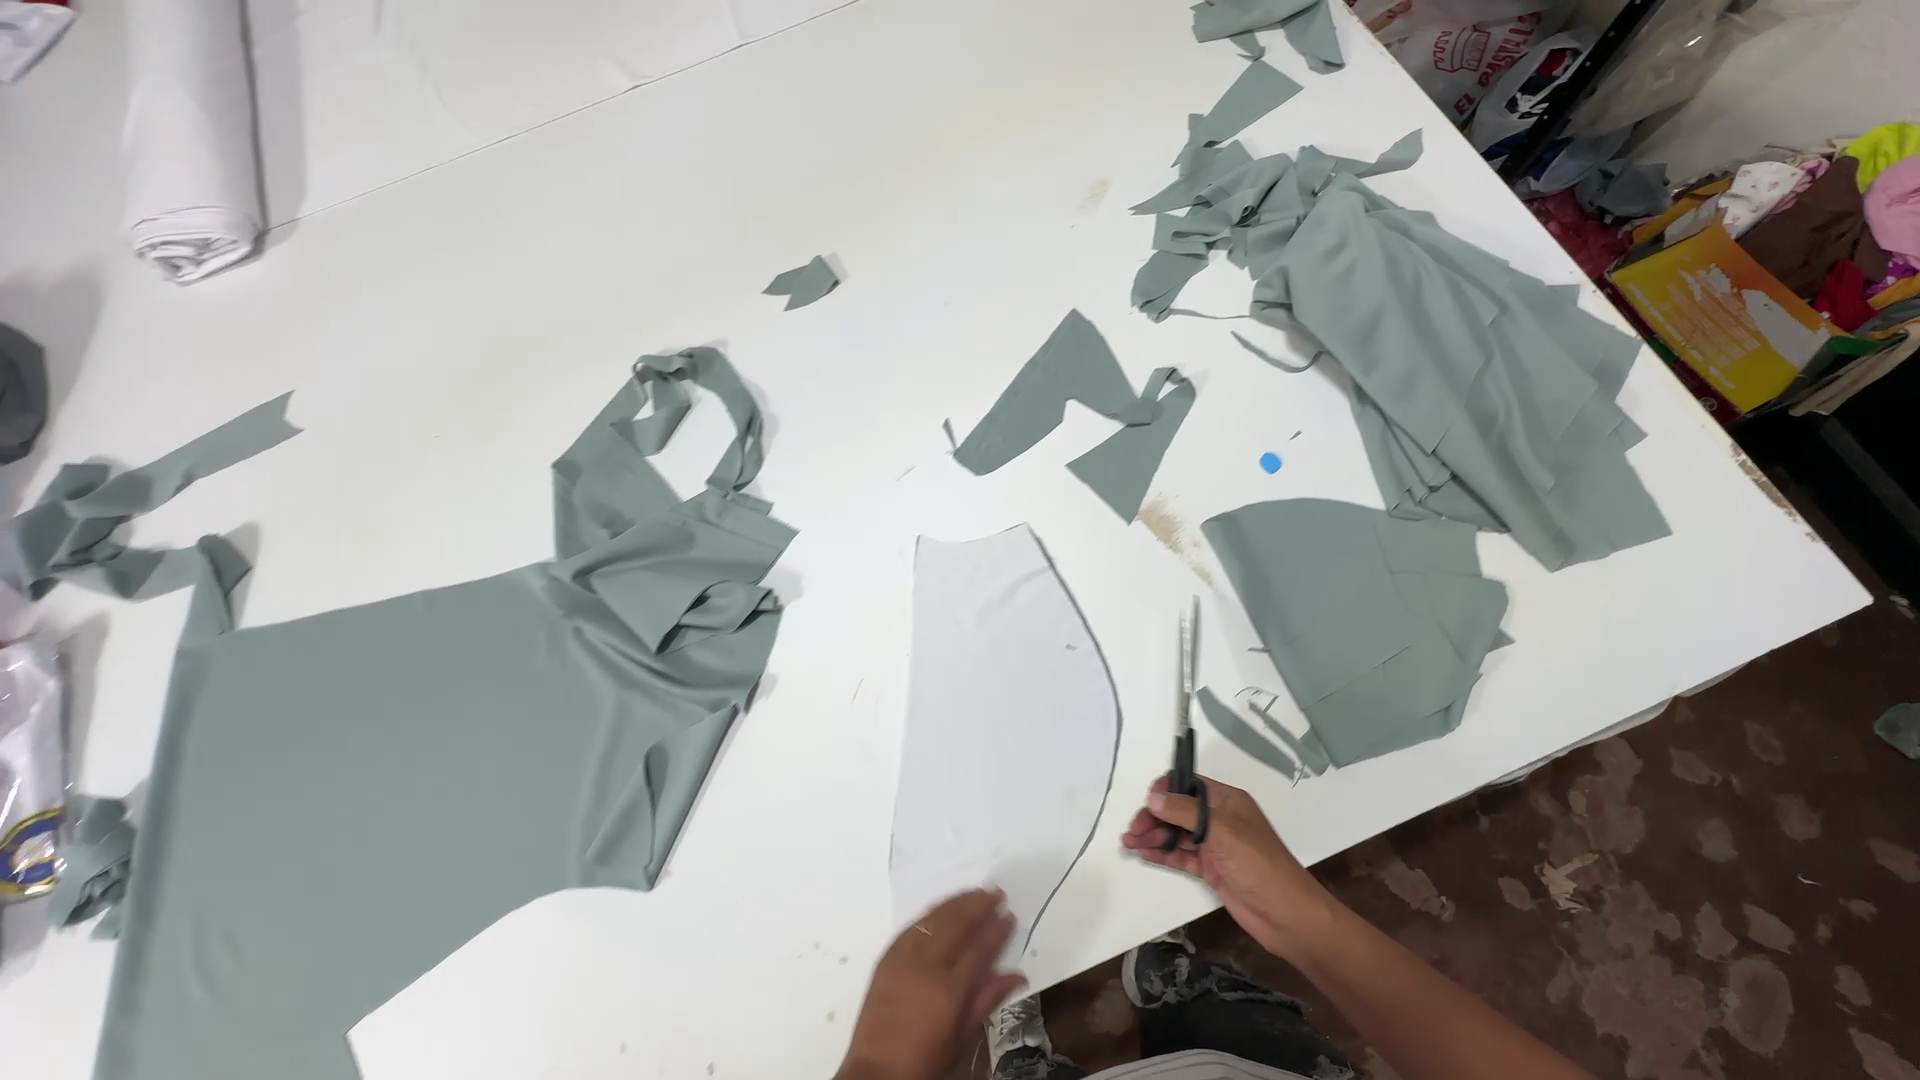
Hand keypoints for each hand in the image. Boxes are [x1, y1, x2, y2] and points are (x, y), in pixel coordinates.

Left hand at [835, 888, 1027, 1079]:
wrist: (877, 1072)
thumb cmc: (925, 1061)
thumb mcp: (962, 1037)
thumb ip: (987, 999)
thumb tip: (1018, 974)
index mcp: (948, 989)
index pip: (978, 949)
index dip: (996, 930)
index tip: (1009, 915)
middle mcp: (925, 966)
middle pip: (956, 925)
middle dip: (978, 906)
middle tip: (996, 892)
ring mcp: (903, 959)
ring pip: (933, 920)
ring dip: (955, 903)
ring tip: (974, 892)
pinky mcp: (886, 959)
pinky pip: (911, 927)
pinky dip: (930, 914)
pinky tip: (942, 908)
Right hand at [1121, 774, 1335, 960]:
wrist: (1287, 916)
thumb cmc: (1259, 865)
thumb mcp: (1222, 832)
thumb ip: (1185, 812)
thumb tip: (1153, 797)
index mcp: (1227, 801)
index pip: (1189, 785)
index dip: (1165, 790)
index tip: (1146, 804)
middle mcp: (1219, 819)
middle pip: (1178, 810)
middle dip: (1153, 816)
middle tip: (1132, 831)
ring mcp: (1215, 846)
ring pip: (1176, 833)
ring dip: (1153, 836)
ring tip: (1129, 843)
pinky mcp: (1211, 869)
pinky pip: (1180, 856)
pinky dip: (1162, 853)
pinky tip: (1143, 854)